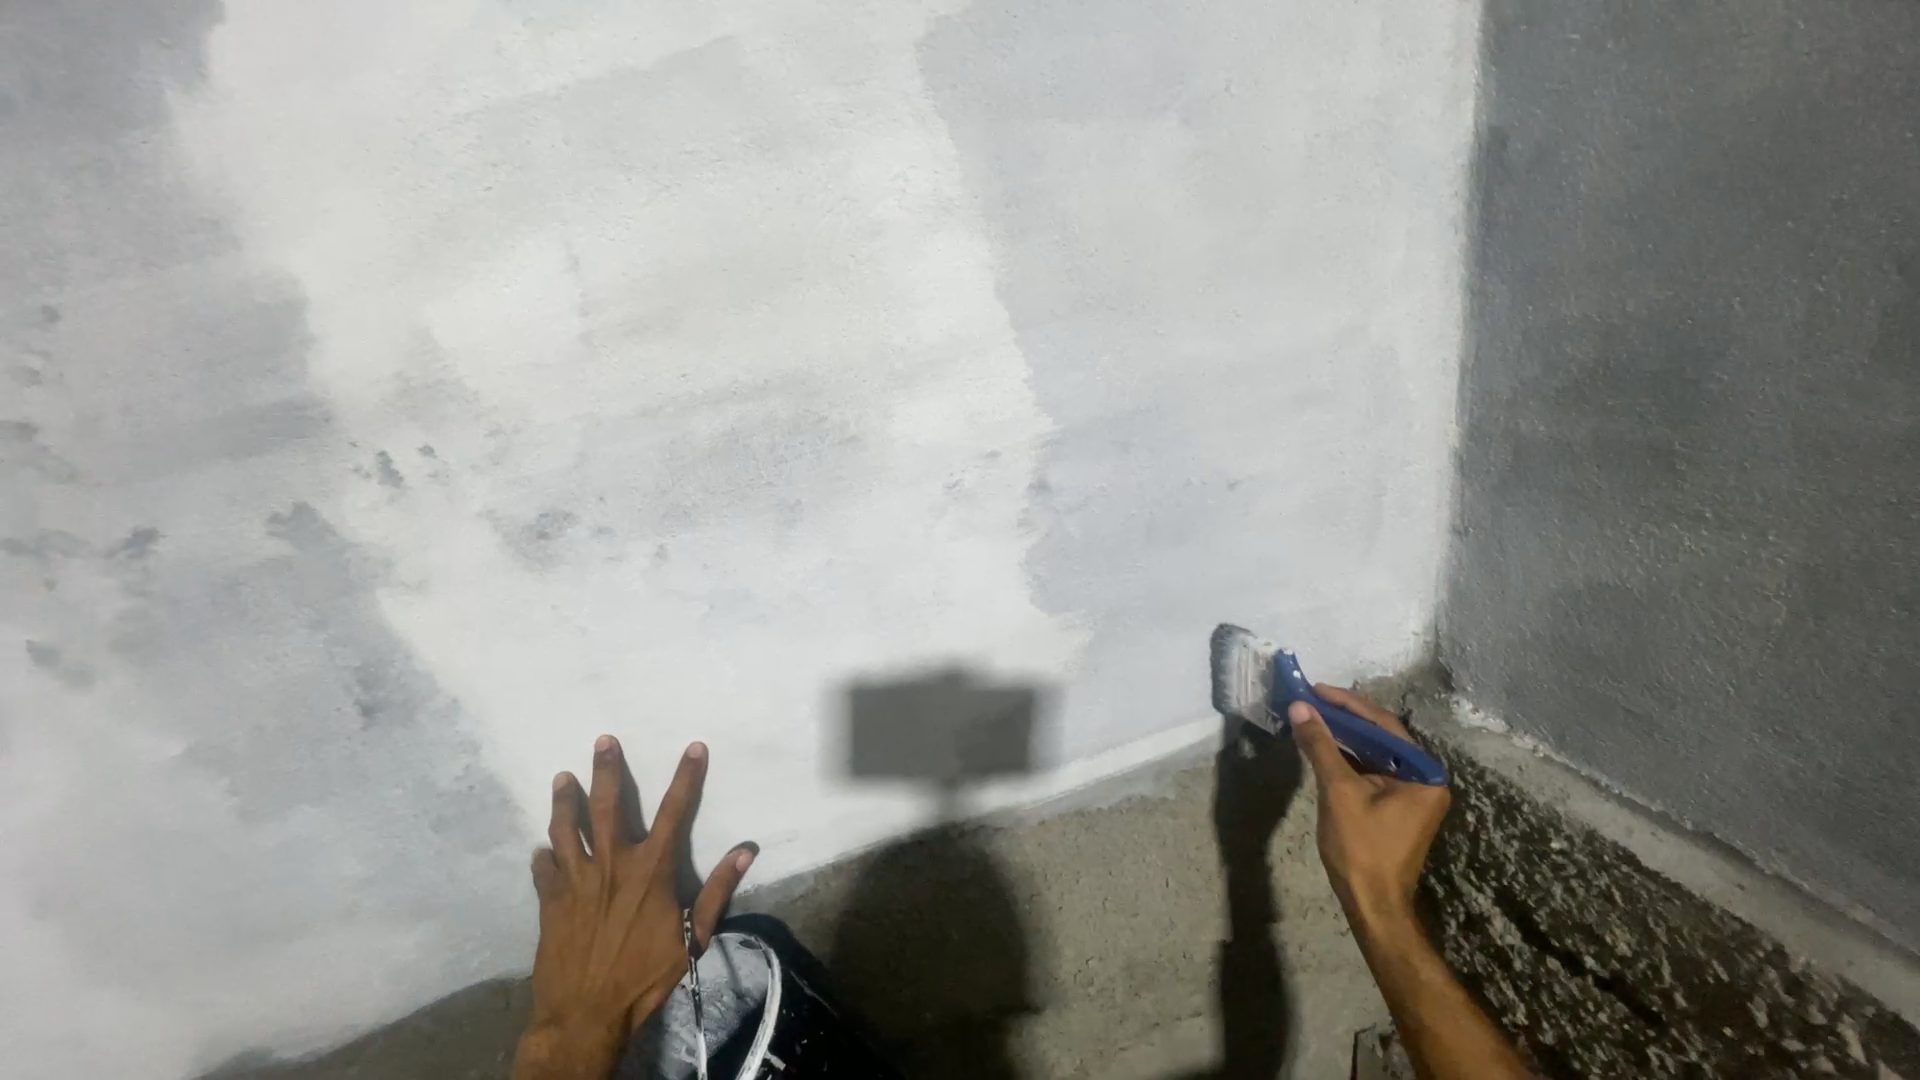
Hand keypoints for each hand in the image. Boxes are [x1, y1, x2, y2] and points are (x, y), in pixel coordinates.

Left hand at [513, 737, 754, 1079]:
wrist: (585, 1015)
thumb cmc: (645, 974)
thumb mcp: (694, 937)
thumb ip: (718, 890)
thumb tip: (745, 850)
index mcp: (651, 868)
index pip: (674, 811)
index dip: (686, 776)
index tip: (694, 746)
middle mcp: (612, 865)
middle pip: (607, 807)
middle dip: (606, 770)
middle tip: (602, 740)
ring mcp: (576, 882)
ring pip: (567, 830)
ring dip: (564, 802)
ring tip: (561, 777)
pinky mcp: (550, 904)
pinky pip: (543, 871)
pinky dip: (542, 857)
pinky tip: (540, 849)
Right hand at [1288, 686, 1449, 926]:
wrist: (1372, 902)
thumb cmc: (1361, 847)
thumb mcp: (1338, 791)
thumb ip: (1320, 746)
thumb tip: (1299, 707)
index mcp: (1424, 773)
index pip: (1383, 723)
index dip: (1347, 703)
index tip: (1315, 689)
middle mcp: (1425, 778)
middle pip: (1380, 735)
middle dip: (1344, 716)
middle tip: (1309, 700)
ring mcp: (1412, 792)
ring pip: (1374, 751)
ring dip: (1344, 735)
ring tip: (1311, 717)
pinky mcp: (1396, 804)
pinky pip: (1371, 768)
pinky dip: (1347, 755)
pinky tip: (1323, 745)